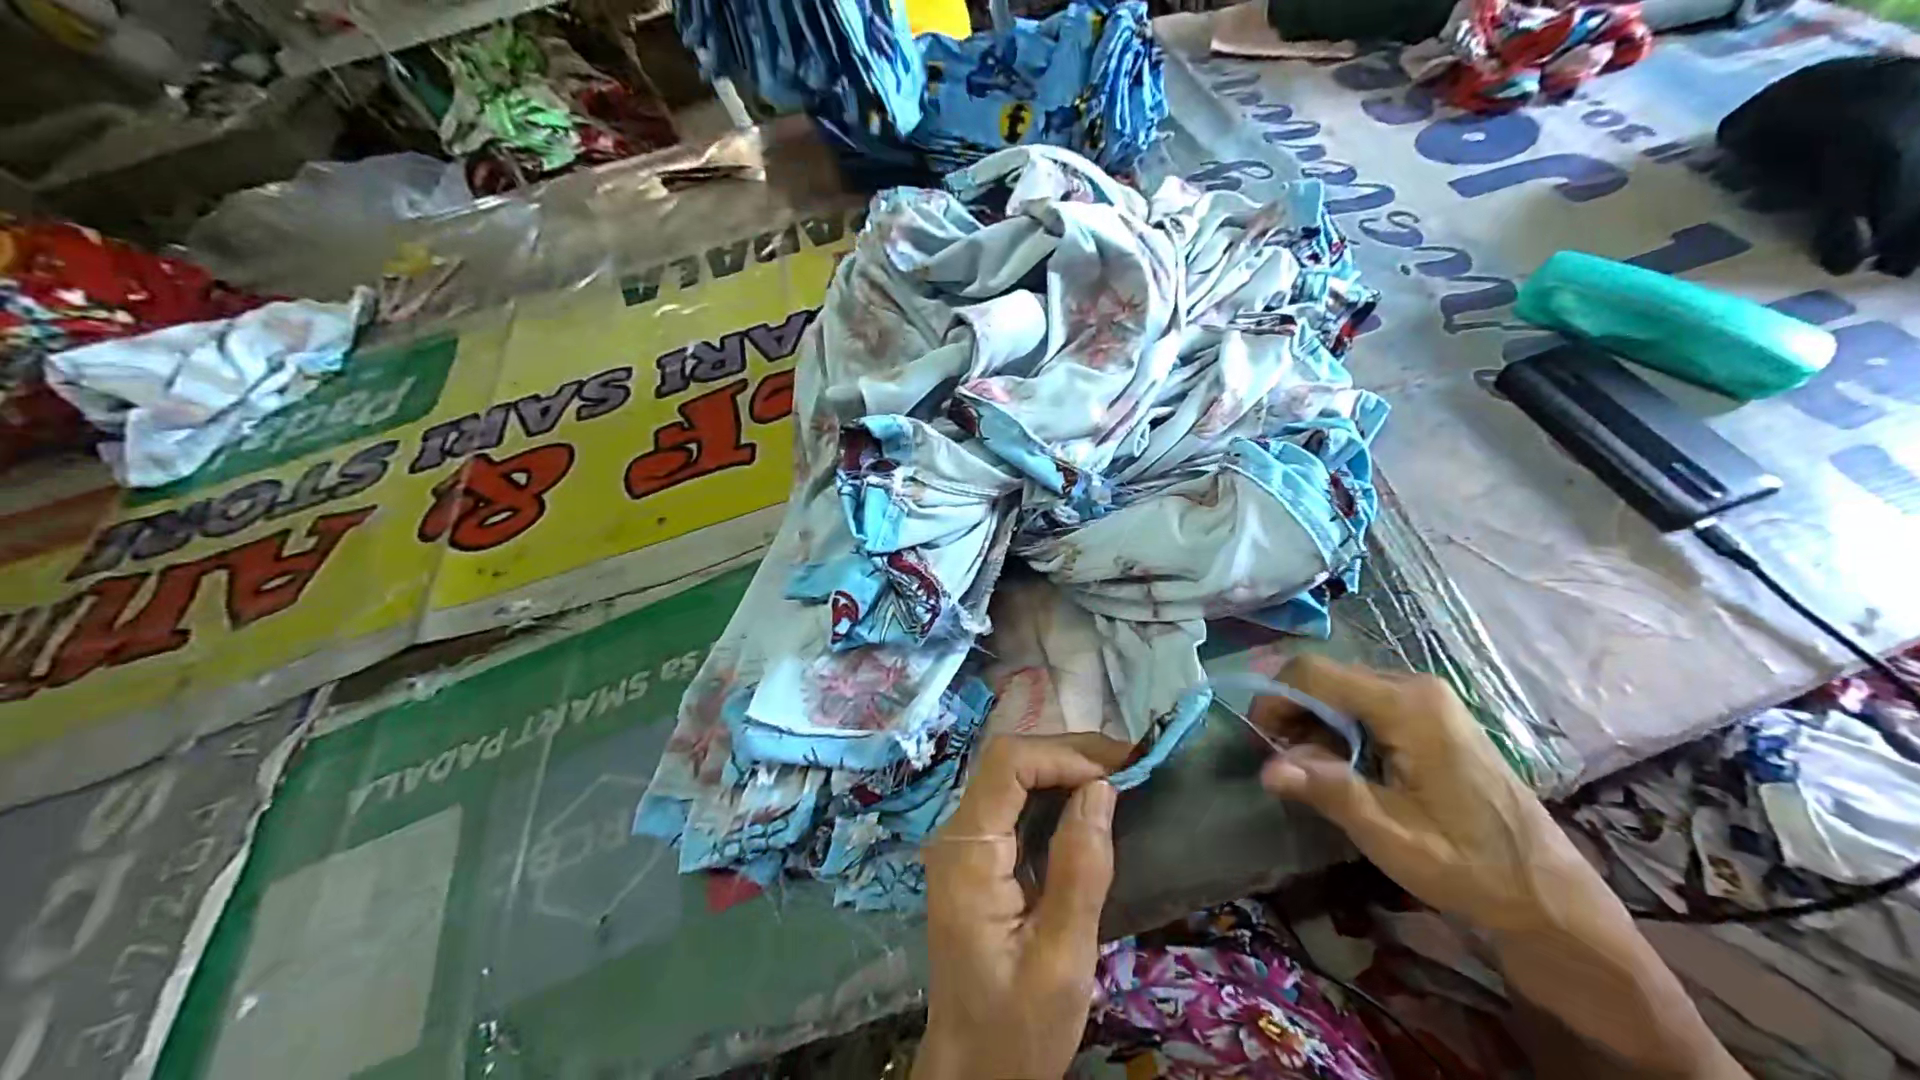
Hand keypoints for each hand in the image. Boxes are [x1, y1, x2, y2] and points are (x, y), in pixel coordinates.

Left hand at [915, 734, 1132, 1079]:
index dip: (1064, 755)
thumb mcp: (1062, 957)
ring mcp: (963, 845)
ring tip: (1121, 776)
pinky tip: (1090, 803)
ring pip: (1011, 776)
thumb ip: (1080, 869)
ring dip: (1065, 768)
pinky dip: (1054, 793)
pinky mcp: (977, 858)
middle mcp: (956, 836)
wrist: (972, 1071)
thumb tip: (1102, 787)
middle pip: (1007, 761)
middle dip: (1069, 754)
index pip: (1006, 764)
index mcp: (966, 854)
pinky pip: (1013, 803)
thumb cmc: (1018, 1026)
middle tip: (1132, 764)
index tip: (1119, 773)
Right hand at [1256, 658, 1750, 1078]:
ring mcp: (1426, 698)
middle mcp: (1416, 687)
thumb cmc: (1468, 865)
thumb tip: (1267, 767)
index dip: (1274, 697)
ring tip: (1310, 768)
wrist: (1544, 893)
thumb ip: (1330, 792)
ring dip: (1312, 721)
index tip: (1258, 738)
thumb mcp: (1392, 836)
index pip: (1314, 673)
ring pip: (1340, 688)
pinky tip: (1342, 764)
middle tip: (1282, 760)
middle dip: (1291, 711)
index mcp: (1408, 706)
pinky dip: (1337, 726)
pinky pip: (1363, 702)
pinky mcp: (1430, 713)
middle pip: (1325, 676)